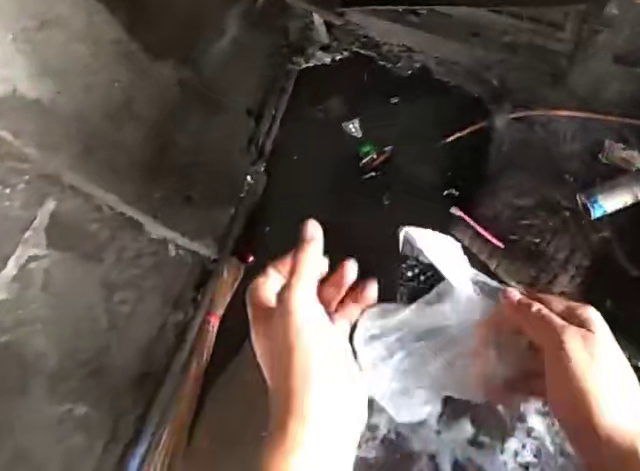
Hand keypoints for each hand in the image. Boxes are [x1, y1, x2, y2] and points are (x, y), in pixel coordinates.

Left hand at [247, 219, 378, 470]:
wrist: (322, 412)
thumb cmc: (302, 362)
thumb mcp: (299, 301)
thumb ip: (306, 262)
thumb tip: (309, 227)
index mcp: (270, 314)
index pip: (270, 279)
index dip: (287, 261)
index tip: (309, 248)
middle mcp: (288, 325)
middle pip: (301, 287)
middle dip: (321, 270)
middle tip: (337, 261)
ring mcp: (313, 338)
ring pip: (326, 300)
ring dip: (342, 283)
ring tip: (356, 272)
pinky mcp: (336, 348)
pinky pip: (347, 316)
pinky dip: (358, 301)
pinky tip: (370, 292)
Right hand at [493, 289, 639, 470]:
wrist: (622, 446)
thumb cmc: (590, 388)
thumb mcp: (561, 345)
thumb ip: (536, 319)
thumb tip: (509, 294)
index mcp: (580, 316)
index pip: (538, 301)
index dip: (510, 308)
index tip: (481, 321)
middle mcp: (578, 335)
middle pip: (536, 327)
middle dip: (507, 336)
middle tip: (478, 349)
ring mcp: (575, 365)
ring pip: (536, 355)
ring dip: (510, 362)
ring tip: (483, 374)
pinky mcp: (571, 394)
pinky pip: (540, 380)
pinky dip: (521, 384)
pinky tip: (501, 393)